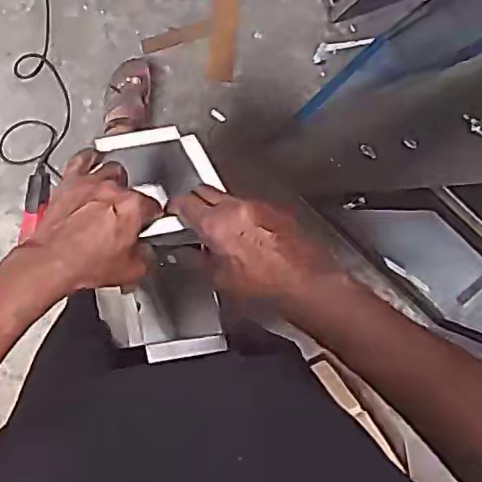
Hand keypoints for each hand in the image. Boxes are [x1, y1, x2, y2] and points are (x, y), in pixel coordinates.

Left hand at [17, 149, 161, 292]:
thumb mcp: (130, 270)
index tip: (148, 224)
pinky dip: (90, 159)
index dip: (153, 218)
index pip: (154, 206)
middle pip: (133, 188)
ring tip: (113, 192)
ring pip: (112, 168)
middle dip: (132, 202)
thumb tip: (147, 252)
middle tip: (126, 217)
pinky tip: (92, 163)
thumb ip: (147, 257)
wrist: (51, 262)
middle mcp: (112, 189)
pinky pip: (82, 159)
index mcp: (133, 207)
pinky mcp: (69, 182)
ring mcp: (90, 182)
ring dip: (115, 180)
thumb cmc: (83, 263)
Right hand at [167, 185, 348, 311]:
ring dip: (220, 211)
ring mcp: (259, 207)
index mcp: (216, 223)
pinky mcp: (277, 212)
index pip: (184, 202)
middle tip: (190, 220)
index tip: (172, 214)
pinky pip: (251, 208)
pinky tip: (246, 239)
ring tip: (221, 236)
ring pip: (229, 199)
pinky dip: (242, 218)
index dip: (174, 209)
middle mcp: (237, 208)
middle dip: (194, 203)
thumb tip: (188, 253)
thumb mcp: (220, 280)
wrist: (308, 287)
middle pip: (204, 191)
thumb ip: (198, 259)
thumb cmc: (270, 290)